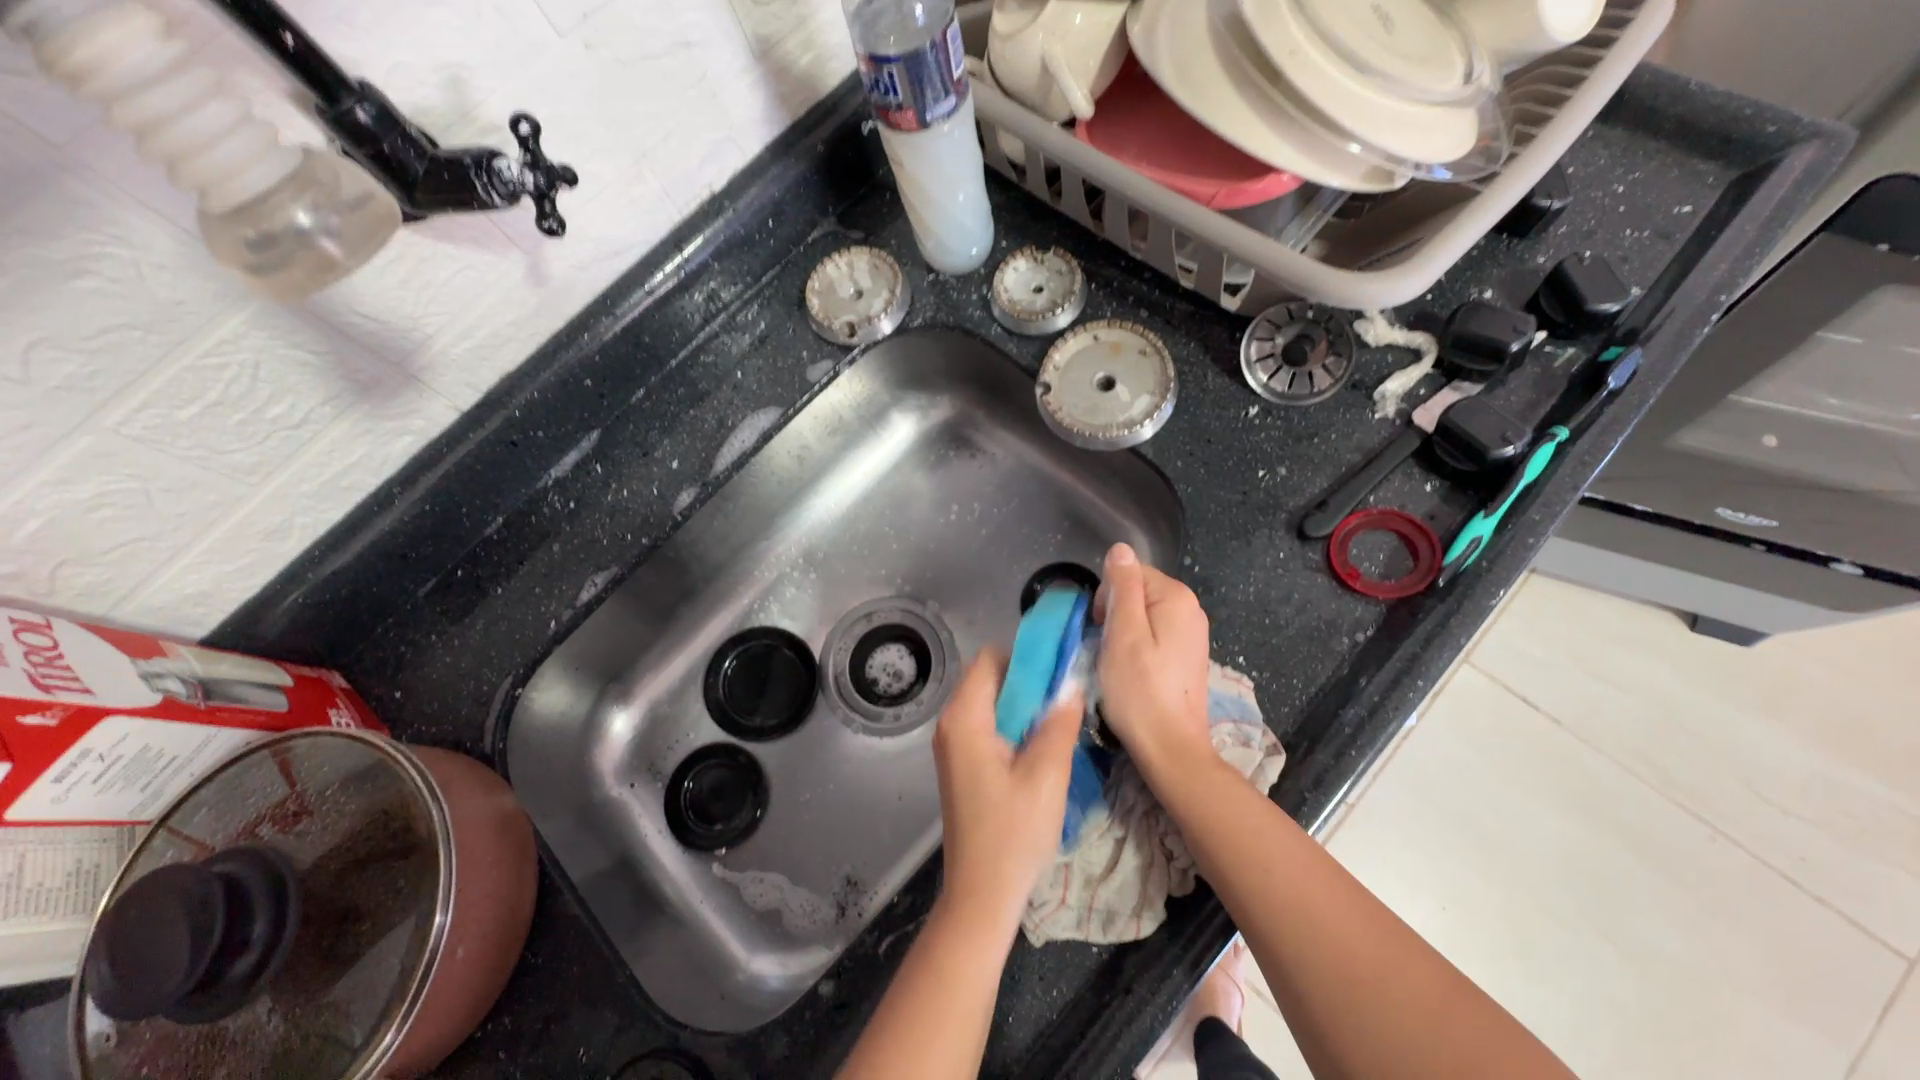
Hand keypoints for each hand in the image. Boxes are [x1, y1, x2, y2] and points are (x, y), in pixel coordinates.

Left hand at [932, 648, 1082, 936]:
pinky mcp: (962, 765)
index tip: (1063, 669)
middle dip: (1030, 682)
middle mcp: (950, 724)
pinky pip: (989, 728)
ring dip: (1025, 706)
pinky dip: (1014, 727)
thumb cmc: (1013, 833)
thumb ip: (1059, 722)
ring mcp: (953, 746)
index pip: (991, 659)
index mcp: (964, 718)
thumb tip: (1071, 682)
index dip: (1028, 657)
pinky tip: (1041, 747)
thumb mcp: (1046, 775)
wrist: (982, 893)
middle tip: (1069, 697)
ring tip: (1061, 721)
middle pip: (991, 679)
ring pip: (992, 704)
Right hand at [1093, 543, 1214, 777]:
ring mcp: (1193, 634)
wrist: (1170, 747)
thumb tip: (1120, 549)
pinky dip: (1138, 650)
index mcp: (1175, 597)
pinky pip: (1154, 637)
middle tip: (1106, 651)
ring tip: (1117, 666)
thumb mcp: (1122, 634)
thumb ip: (1122, 587)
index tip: (1099, 632)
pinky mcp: (1188, 656)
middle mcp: (1191, 609)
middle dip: (1114, 616)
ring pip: (1143, 617)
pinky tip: (1133, 674)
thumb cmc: (1139, 690)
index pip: (1128, 573)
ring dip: (1123, 635)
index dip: (1105, 598)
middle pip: (1137, 593)